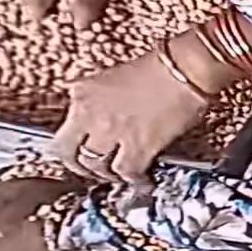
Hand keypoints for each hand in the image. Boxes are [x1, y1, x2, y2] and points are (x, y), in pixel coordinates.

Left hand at [51, 52, 205, 182]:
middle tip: (92, 172)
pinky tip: (143, 182)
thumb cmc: (161, 68)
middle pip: (69, 152)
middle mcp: (89, 116)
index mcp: (81, 95)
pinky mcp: (139, 145)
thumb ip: (102, 98)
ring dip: (106, 175)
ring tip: (118, 178)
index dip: (75, 144)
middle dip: (79, 166)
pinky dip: (134, 180)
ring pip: (95, 165)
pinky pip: (128, 170)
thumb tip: (109, 115)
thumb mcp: (114, 77)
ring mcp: (112, 132)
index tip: (84, 150)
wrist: (186, 71)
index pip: (65, 128)